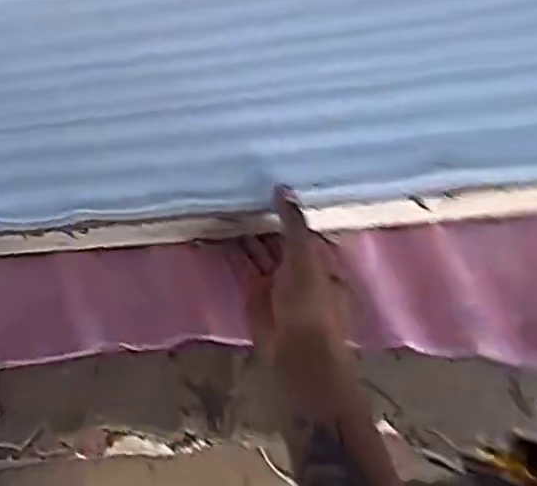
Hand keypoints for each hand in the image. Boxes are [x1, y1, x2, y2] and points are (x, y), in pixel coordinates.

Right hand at [235, 188, 352, 368]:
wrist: (296, 354)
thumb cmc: (311, 304)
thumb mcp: (305, 257)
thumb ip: (292, 222)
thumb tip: (282, 188)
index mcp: (320, 261)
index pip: (302, 229)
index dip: (286, 210)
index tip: (267, 184)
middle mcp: (298, 269)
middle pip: (278, 238)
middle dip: (262, 219)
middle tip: (239, 187)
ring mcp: (275, 281)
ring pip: (258, 249)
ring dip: (244, 231)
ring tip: (224, 202)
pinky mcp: (254, 292)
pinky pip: (242, 264)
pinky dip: (230, 248)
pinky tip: (216, 229)